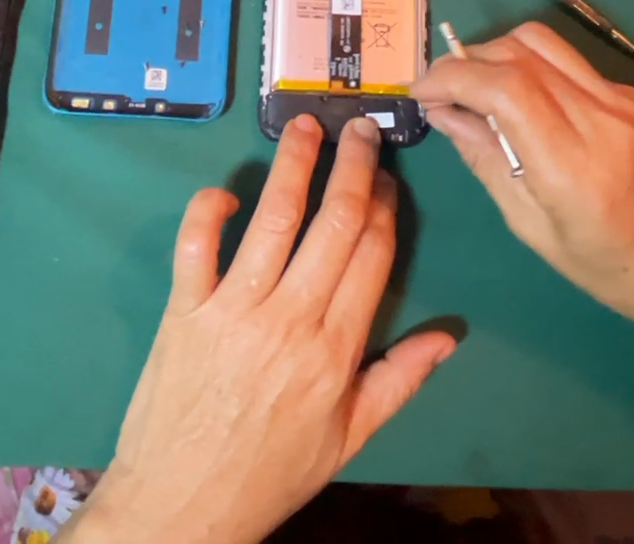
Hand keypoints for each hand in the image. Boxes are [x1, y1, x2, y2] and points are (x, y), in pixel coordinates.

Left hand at [64, 116, 455, 543]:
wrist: (184, 507)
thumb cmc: (271, 471)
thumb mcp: (348, 439)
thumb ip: (399, 381)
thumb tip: (449, 336)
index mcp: (335, 349)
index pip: (371, 255)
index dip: (383, 207)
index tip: (386, 178)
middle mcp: (289, 318)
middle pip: (332, 224)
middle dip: (352, 168)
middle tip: (358, 129)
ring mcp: (233, 309)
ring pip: (272, 220)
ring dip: (292, 167)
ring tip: (305, 127)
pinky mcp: (183, 309)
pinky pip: (194, 246)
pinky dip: (207, 212)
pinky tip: (225, 191)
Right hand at [411, 22, 633, 340]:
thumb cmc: (602, 264)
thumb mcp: (528, 225)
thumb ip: (484, 159)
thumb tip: (442, 112)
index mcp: (572, 166)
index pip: (505, 89)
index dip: (452, 77)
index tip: (420, 92)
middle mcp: (599, 119)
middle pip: (518, 53)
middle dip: (464, 62)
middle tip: (438, 91)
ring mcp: (618, 100)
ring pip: (539, 42)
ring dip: (492, 53)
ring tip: (471, 87)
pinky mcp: (626, 93)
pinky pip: (562, 59)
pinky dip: (522, 65)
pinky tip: (514, 99)